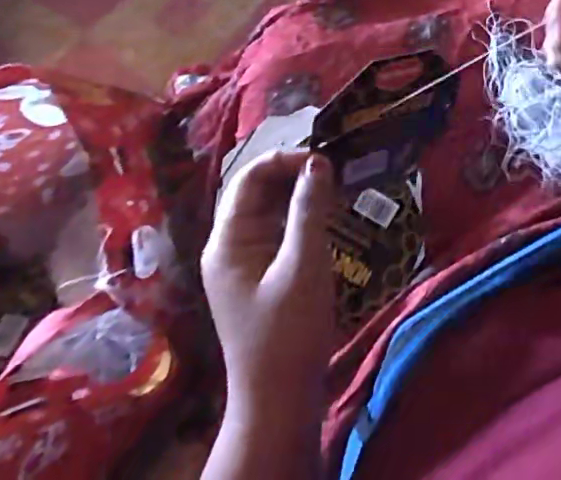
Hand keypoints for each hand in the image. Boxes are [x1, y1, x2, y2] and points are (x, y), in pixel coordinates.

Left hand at [201, 149, 333, 419]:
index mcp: (227, 240)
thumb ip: (310, 211)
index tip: (323, 160)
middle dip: (291, 173)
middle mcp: (229, 244)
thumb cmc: (288, 334)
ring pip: (268, 209)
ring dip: (297, 192)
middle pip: (256, 190)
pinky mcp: (261, 274)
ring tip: (333, 184)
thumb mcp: (303, 266)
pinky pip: (277, 230)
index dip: (284, 160)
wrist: (279, 401)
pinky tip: (326, 213)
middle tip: (332, 168)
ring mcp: (244, 260)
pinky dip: (300, 215)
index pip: (249, 178)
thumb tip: (319, 162)